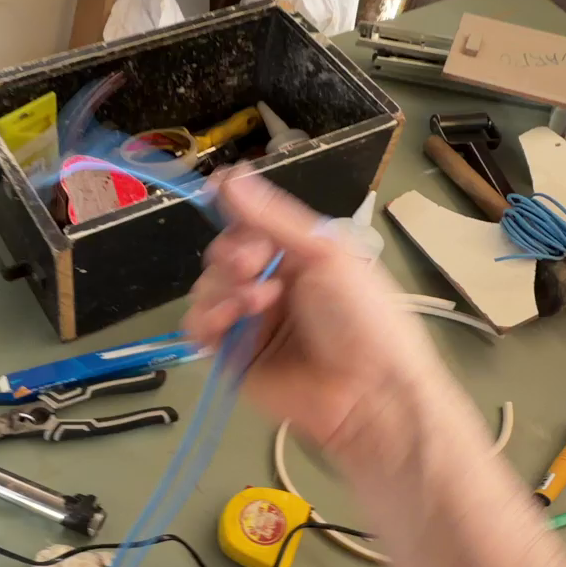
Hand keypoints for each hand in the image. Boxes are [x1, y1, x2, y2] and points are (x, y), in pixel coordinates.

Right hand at [184, 171, 455, 464]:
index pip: (247, 228)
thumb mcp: (325, 254)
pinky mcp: (231, 357)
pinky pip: (198, 330)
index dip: (238, 223)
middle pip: (221, 258)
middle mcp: (268, 286)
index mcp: (295, 258)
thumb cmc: (360, 317)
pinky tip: (230, 320)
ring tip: (257, 305)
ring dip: (222, 290)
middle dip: (232, 258)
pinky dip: (204, 320)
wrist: (367, 392)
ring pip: (205, 291)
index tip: (231, 212)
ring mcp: (248, 323)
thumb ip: (271, 218)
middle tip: (255, 268)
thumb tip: (228, 174)